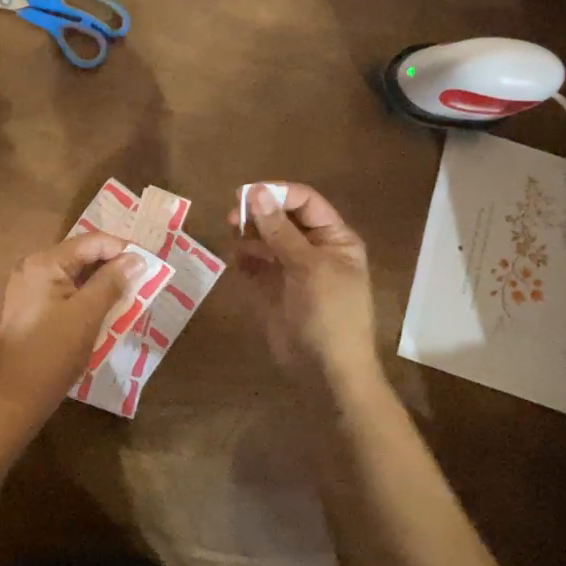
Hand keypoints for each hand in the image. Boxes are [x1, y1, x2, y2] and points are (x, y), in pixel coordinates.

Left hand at [0, 234, 144, 415]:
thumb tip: (136, 259)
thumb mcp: (87, 314)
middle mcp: (34, 267)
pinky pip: (66, 291)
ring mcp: (30, 287)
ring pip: (76, 275)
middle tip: (144, 281)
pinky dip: (88, 296)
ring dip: (103, 283)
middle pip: (82, 256)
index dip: (122, 249)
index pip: (91, 242)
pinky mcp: (33, 306)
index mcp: (44, 262)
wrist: (15, 395)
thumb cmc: (52, 352)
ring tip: (131, 295)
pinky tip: (107, 309)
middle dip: (113, 267)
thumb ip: (111, 282)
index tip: (150, 265)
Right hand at [229, 184, 380, 387]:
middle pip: (281, 217)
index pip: (305, 202)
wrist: (327, 371)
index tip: (245, 194)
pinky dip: (243, 257)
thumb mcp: (308, 267)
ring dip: (247, 234)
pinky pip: (253, 263)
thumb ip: (279, 230)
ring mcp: (291, 269)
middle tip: (231, 216)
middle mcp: (313, 248)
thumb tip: (255, 193)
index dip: (277, 193)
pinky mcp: (272, 288)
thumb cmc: (329, 313)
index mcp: (335, 239)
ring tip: (231, 238)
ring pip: (264, 238)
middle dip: (258, 213)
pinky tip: (234, 259)